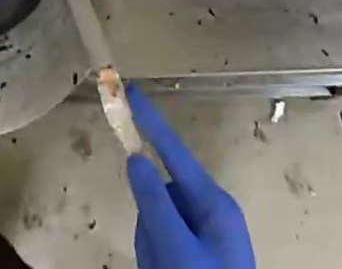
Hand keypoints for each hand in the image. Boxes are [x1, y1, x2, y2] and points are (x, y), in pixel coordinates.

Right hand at [126, 83, 256, 268]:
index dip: (148, 118)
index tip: (128, 89)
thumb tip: (135, 158)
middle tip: (156, 259)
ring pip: (156, 219)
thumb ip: (152, 201)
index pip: (172, 149)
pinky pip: (163, 242)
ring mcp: (206, 235)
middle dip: (148, 221)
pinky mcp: (199, 255)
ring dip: (151, 246)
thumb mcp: (176, 250)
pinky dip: (157, 259)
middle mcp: (212, 212)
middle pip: (159, 192)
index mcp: (214, 203)